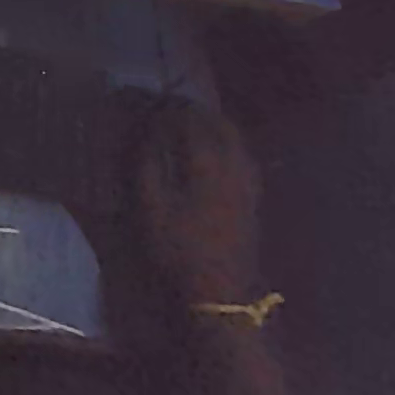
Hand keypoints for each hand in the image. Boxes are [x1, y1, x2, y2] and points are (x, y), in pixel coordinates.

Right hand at [137, 103, 260, 303]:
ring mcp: (247, 186)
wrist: (218, 296)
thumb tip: (143, 131)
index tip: (142, 98)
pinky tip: (213, 150)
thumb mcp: (147, 205)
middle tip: (166, 103)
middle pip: (219, 124)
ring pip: (236, 140)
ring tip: (189, 119)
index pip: (187, 120)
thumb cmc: (176, 248)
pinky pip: (242, 157)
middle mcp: (233, 169)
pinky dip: (226, 142)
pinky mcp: (252, 202)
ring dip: (212, 123)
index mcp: (206, 165)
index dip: (164, 105)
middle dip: (192, 108)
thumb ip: (145, 162)